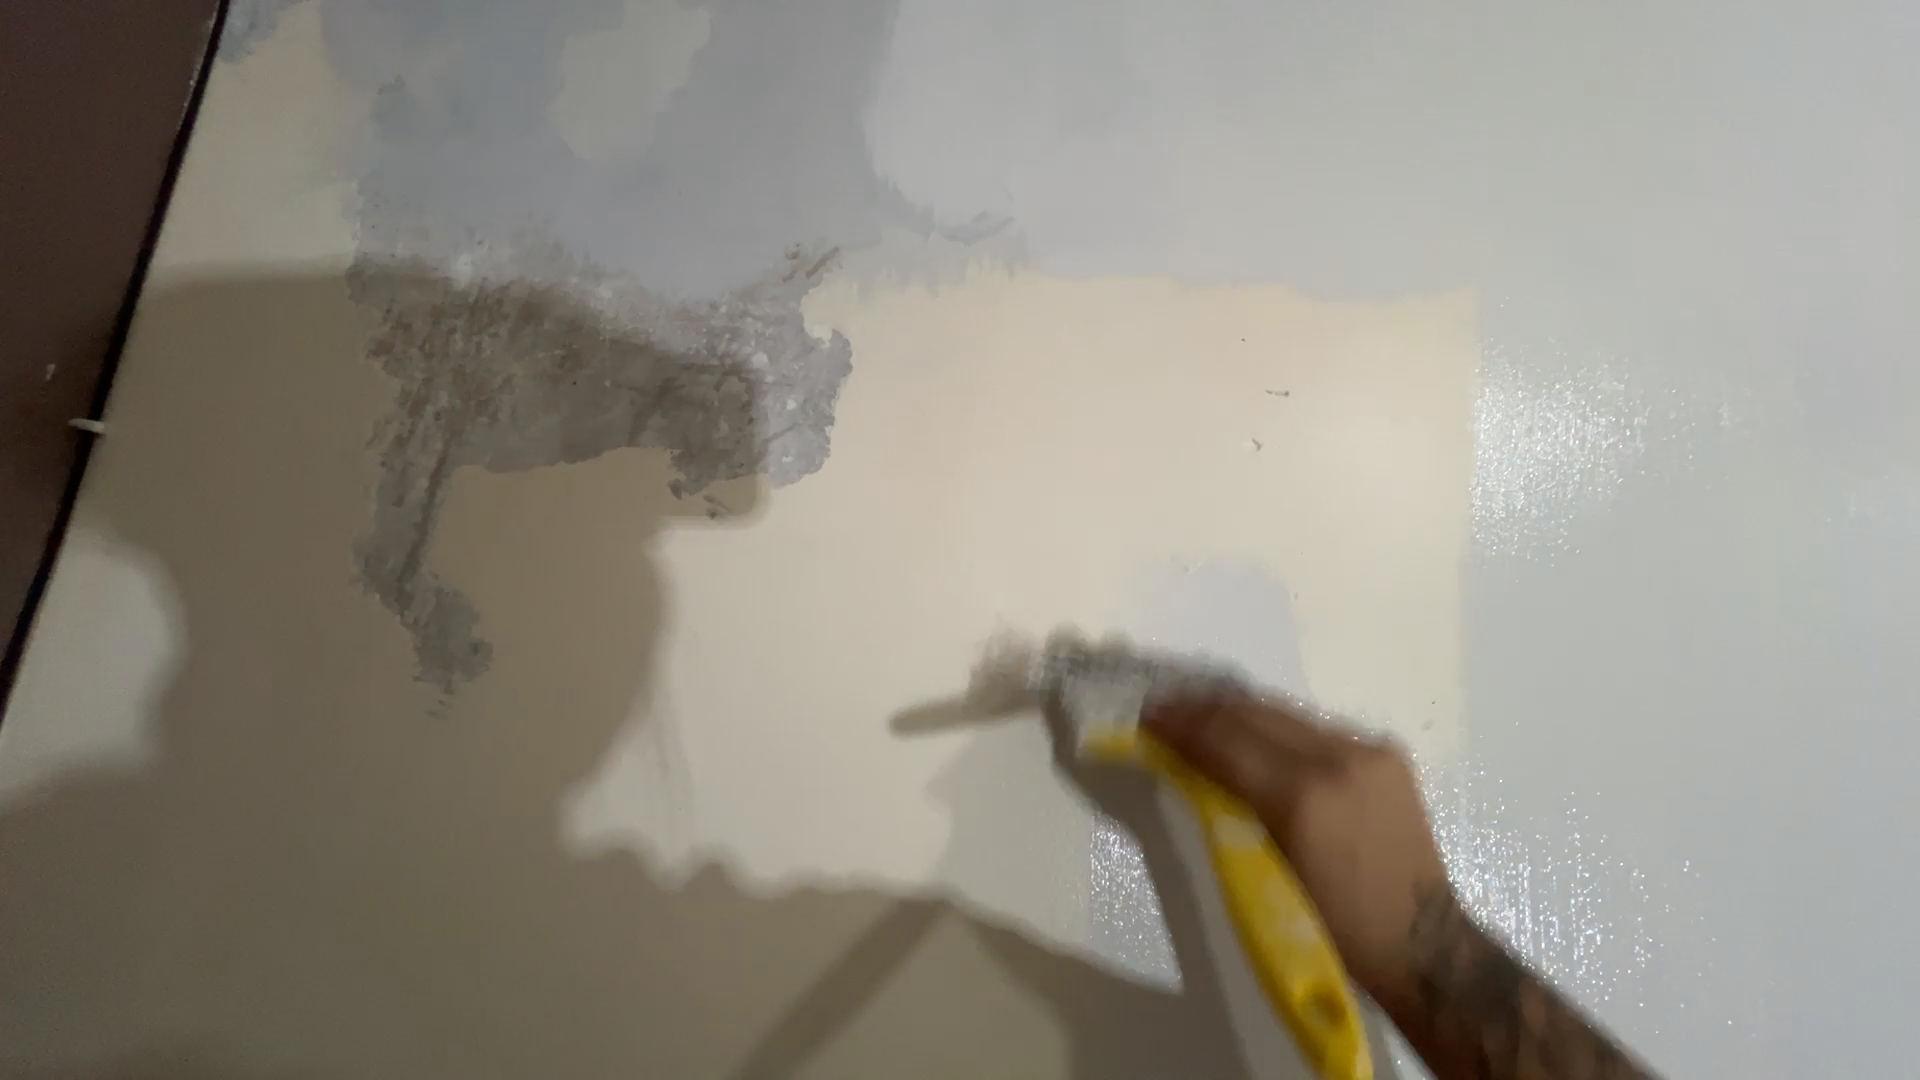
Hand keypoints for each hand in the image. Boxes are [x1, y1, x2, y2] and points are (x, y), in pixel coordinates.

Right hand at [1142, 694, 1449, 1008]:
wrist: (1425, 944)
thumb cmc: (1334, 924)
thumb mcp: (1265, 865)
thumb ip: (1228, 803)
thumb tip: (1188, 762)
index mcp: (1301, 796)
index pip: (1225, 742)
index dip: (1181, 725)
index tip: (1147, 717)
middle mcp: (1337, 758)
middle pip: (1251, 713)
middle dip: (1201, 708)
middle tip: (1163, 707)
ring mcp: (1366, 749)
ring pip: (1282, 712)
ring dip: (1235, 710)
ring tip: (1200, 711)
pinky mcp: (1384, 749)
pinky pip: (1312, 726)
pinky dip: (1274, 725)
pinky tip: (1252, 730)